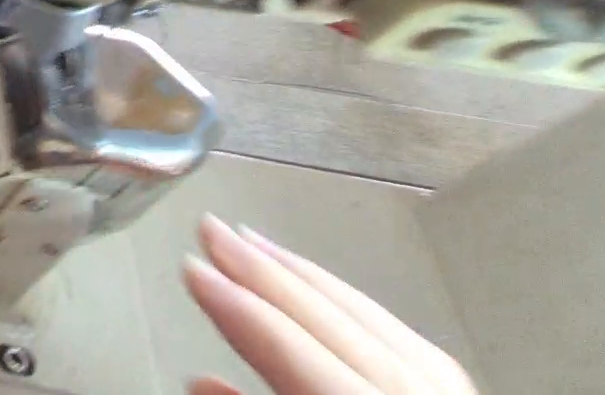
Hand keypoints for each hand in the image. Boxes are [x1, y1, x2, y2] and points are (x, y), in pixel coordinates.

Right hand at [184, 214, 477, 394]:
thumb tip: (199, 379)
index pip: (299, 351)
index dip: (238, 306)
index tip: (189, 263)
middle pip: (342, 326)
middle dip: (266, 272)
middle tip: (209, 225)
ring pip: (381, 325)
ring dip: (304, 277)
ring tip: (251, 240)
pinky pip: (414, 344)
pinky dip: (354, 305)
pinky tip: (319, 287)